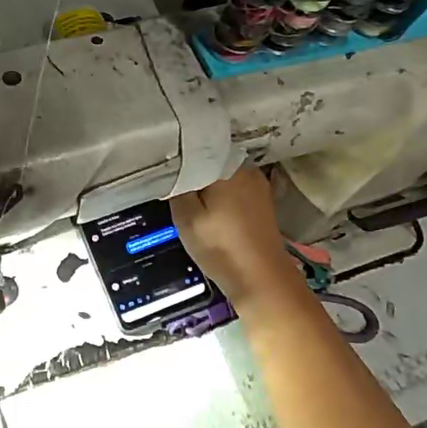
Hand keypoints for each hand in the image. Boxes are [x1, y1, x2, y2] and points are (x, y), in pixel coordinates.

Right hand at [171, 168, 303, 307]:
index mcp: (229, 166)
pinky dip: (223, 195)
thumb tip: (174, 172)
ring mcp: (259, 186)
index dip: (180, 154)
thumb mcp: (187, 219)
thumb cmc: (221, 246)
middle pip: (213, 161)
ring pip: (225, 176)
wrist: (261, 279)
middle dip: (195, 169)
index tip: (163, 162)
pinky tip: (211, 208)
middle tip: (172, 180)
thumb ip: (177, 189)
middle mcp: (248, 169)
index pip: (199, 148)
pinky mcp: (263, 203)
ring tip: (189, 194)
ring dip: (209, 183)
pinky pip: (237, 189)